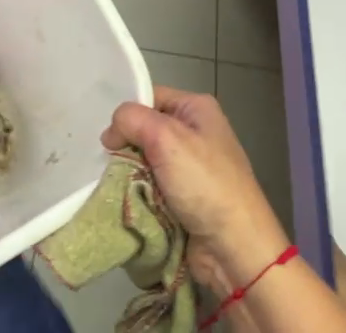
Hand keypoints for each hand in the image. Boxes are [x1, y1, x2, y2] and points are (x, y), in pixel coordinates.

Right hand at [100, 86, 290, 289]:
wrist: (235, 248)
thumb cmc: (204, 183)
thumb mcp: (165, 138)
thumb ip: (131, 120)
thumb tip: (111, 133)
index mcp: (197, 109)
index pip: (150, 98)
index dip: (128, 115)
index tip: (111, 140)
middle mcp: (196, 133)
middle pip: (146, 130)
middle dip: (128, 149)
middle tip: (114, 167)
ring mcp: (192, 167)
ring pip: (146, 162)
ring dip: (132, 176)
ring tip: (122, 189)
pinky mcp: (186, 197)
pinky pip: (153, 187)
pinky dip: (141, 194)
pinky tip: (133, 203)